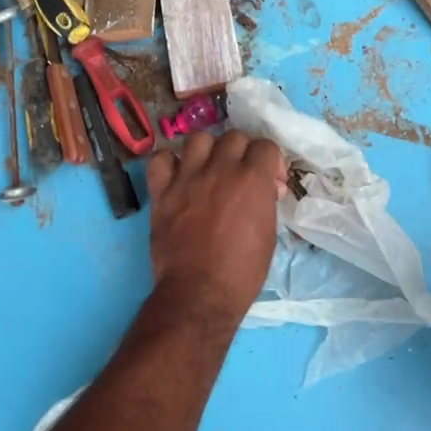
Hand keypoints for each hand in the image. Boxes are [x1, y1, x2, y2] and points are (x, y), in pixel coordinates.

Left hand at [144, 130, 287, 324]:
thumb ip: (266, 201)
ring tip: (209, 168)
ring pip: (198, 138)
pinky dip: (169, 163)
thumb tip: (266, 188)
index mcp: (252, 180)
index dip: (270, 161)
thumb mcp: (268, 233)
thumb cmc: (242, 271)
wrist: (200, 294)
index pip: (265, 146)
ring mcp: (187, 178)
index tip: (269, 180)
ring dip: (208, 150)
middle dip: (242, 152)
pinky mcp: (162, 192)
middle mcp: (220, 170)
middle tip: (240, 174)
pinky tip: (178, 176)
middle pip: (233, 137)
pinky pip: (160, 159)